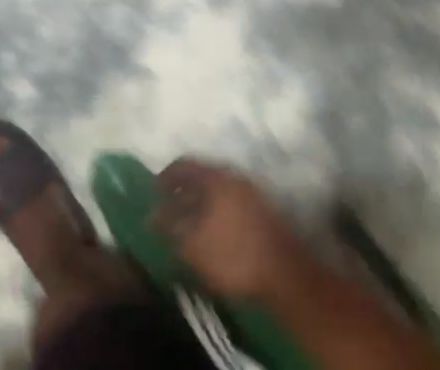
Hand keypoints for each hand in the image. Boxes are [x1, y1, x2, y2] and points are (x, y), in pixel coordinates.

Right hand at [155, 157, 316, 301]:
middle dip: (184, 190)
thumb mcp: (191, 246)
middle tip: (170, 208)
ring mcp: (254, 193)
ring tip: (190, 223)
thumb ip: (168, 226)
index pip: (183, 164)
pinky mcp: (266, 211)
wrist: (287, 276)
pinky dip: (219, 210)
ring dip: (202, 201)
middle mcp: (236, 177)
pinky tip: (214, 232)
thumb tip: (152, 214)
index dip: (164, 177)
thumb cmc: (233, 256)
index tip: (153, 193)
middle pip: (203, 175)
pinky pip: (234, 201)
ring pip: (220, 189)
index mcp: (216, 178)